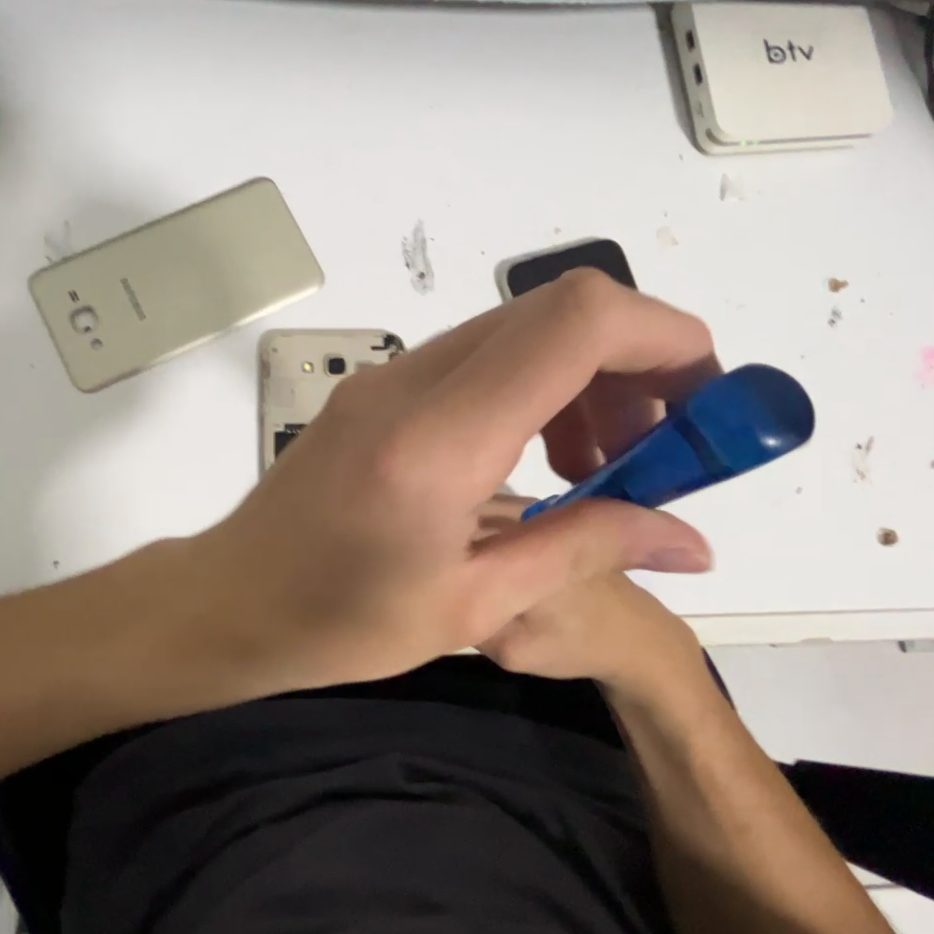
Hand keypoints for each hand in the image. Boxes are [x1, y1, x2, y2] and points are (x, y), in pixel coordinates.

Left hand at [195, 270, 719, 691]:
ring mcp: (385, 379)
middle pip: (553, 312)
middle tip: (649, 450)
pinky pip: (473, 358)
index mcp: (438, 441)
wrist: (230, 601)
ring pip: (514, 330)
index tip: (703, 403)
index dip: (663, 338)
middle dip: (631, 363)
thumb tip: (690, 540)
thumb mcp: (474, 605)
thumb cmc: (337, 622)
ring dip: (580, 378)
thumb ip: (584, 549)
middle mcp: (410, 383)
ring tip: (593, 467)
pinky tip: (530, 460)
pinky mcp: (373, 391)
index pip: (574, 322)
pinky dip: (529, 387)